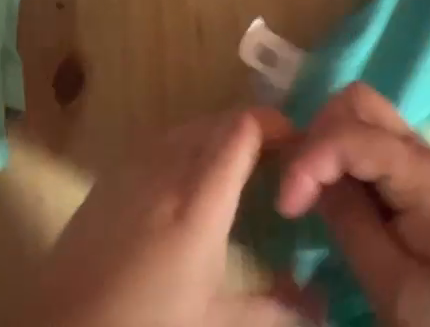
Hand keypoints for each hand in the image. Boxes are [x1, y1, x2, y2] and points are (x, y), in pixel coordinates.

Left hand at [32, 106, 318, 326]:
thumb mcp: (215, 324)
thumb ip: (272, 308)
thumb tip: (321, 303)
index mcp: (199, 203)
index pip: (241, 132)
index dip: (273, 124)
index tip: (297, 142)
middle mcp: (167, 172)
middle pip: (216, 123)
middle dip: (251, 130)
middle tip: (275, 158)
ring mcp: (132, 170)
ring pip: (185, 129)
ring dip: (217, 135)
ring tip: (236, 165)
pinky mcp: (108, 179)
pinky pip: (157, 142)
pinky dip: (184, 145)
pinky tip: (187, 176)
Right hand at [276, 83, 429, 326]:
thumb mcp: (395, 286)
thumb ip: (350, 223)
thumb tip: (312, 180)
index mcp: (424, 174)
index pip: (350, 134)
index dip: (307, 160)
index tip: (285, 208)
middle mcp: (424, 154)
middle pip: (358, 104)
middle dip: (317, 134)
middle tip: (297, 187)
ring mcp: (423, 165)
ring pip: (362, 119)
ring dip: (327, 143)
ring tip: (308, 192)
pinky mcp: (418, 183)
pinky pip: (371, 147)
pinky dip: (341, 157)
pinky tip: (331, 194)